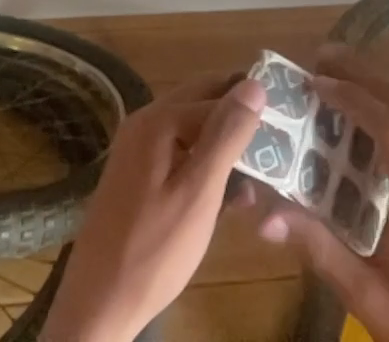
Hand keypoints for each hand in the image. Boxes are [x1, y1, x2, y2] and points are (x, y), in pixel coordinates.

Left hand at [41, 73, 267, 341]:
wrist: (99, 303)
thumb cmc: (154, 249)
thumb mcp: (199, 192)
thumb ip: (227, 135)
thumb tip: (255, 85)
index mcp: (158, 120)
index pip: (219, 93)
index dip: (254, 104)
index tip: (289, 122)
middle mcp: (144, 124)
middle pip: (202, 102)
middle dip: (240, 116)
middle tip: (279, 139)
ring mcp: (138, 149)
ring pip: (193, 128)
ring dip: (226, 142)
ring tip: (261, 170)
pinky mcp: (138, 175)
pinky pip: (180, 152)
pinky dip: (206, 163)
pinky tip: (231, 194)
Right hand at [255, 44, 388, 341]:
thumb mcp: (366, 294)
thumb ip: (319, 250)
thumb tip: (266, 216)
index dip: (352, 95)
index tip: (314, 81)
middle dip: (365, 74)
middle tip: (322, 57)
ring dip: (376, 89)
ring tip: (335, 76)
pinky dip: (384, 115)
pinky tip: (356, 125)